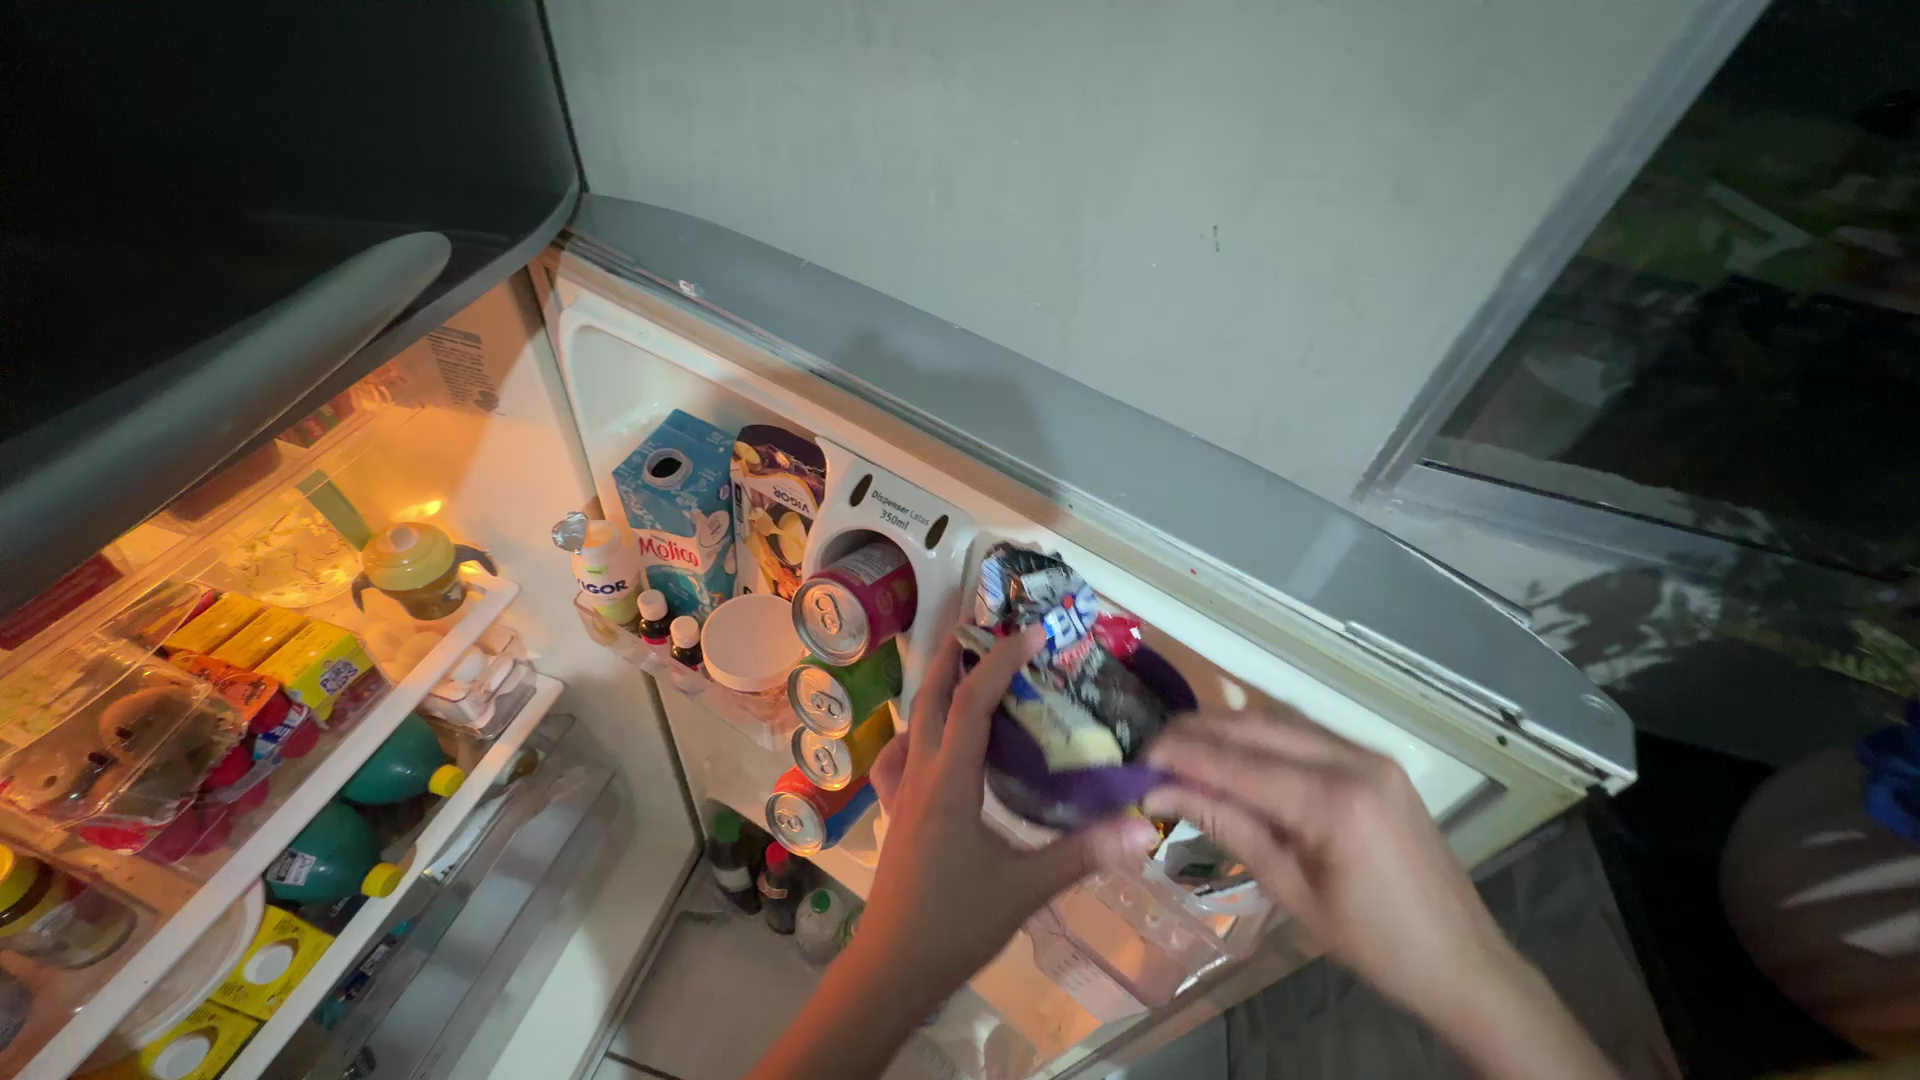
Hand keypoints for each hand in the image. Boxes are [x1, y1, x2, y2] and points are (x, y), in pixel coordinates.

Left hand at [857, 626, 1158, 1008]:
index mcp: (950, 782)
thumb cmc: (954, 924)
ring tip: (966, 675)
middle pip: (929, 697)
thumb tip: (1141, 826)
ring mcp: (902, 794)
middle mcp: (921, 775)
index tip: (1030, 634)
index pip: (971, 703)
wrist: (890, 969)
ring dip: (935, 689)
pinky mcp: (897, 814)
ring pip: (912, 723)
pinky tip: (934, 744)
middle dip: (953, 655)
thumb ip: (1082, 853)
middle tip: (986, 629)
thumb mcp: (1025, 888)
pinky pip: (901, 758)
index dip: (999, 662)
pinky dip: (918, 734)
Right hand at [1143, 710, 1618, 1079]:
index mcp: (1333, 802)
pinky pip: (1303, 731)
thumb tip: (1162, 792)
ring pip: (1277, 720)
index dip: (1180, 756)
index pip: (1235, 763)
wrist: (1465, 961)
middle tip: (1149, 749)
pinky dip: (1259, 733)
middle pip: (1254, 727)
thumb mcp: (1289, 890)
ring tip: (1179, 746)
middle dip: (1195, 733)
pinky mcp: (1374, 760)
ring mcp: (1369, 754)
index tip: (1136, 760)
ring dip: (1224, 728)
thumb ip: (1228, 827)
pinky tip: (1231, 747)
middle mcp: (1353, 760)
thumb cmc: (1374, 944)